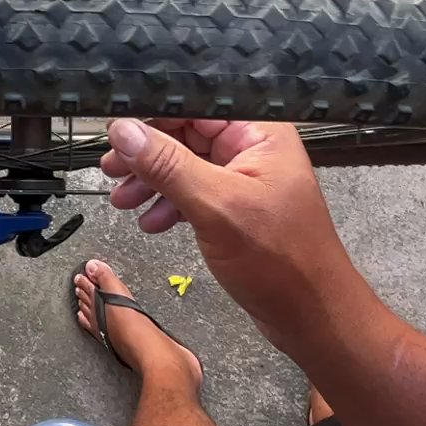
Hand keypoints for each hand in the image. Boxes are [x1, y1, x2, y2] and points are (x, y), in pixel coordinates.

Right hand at [102, 119, 360, 354]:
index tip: (117, 130)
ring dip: (151, 180)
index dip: (154, 116)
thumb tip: (125, 131)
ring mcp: (244, 177)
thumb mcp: (215, 207)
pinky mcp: (236, 204)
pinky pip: (193, 190)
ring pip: (185, 163)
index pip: (195, 105)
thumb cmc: (283, 264)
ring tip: (123, 199)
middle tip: (112, 166)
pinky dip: (169, 203)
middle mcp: (253, 147)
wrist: (313, 320)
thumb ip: (167, 165)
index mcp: (259, 132)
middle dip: (146, 152)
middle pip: (186, 133)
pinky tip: (152, 221)